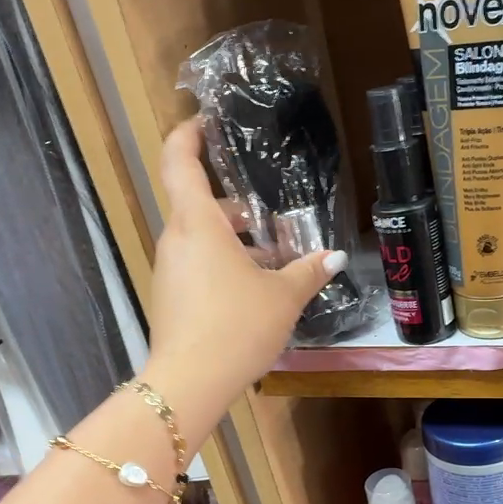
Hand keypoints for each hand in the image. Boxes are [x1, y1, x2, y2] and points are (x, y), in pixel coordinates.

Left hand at [147, 118, 340, 393]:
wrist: (190, 382)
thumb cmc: (237, 326)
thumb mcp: (283, 297)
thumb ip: (308, 271)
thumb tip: (332, 256)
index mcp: (198, 224)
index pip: (179, 161)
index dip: (188, 134)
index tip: (204, 121)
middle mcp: (176, 240)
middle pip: (199, 206)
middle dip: (236, 209)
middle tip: (272, 220)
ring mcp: (170, 271)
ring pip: (201, 241)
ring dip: (235, 245)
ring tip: (276, 264)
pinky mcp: (171, 299)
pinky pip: (198, 268)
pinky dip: (224, 269)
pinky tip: (256, 295)